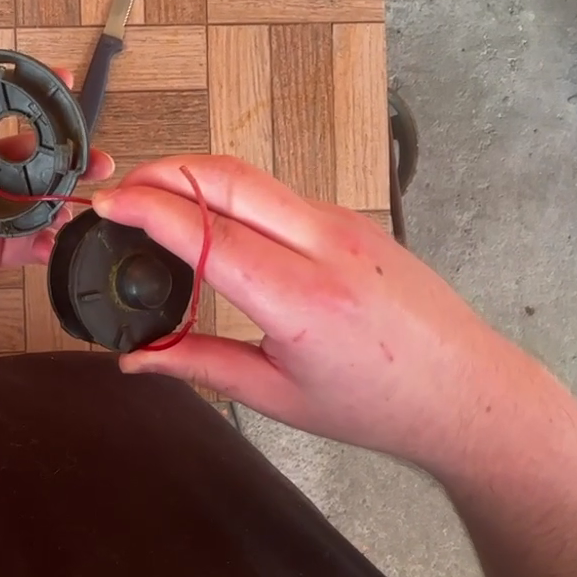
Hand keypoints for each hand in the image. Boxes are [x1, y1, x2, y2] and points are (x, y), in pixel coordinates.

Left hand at [0, 87, 114, 333]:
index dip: (26, 100)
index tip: (57, 83)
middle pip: (29, 157)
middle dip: (66, 150)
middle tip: (92, 151)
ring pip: (36, 199)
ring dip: (66, 193)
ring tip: (89, 190)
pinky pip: (26, 246)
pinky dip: (48, 243)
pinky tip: (59, 239)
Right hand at [91, 156, 541, 471]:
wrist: (470, 392)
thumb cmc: (378, 405)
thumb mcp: (275, 395)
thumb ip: (196, 364)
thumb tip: (134, 358)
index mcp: (300, 300)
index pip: (205, 231)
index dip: (146, 210)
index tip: (106, 207)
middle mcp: (322, 245)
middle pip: (225, 177)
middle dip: (160, 171)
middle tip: (119, 191)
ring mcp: (341, 223)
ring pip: (249, 176)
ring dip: (192, 176)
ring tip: (152, 201)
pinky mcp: (349, 218)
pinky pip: (274, 191)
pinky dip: (226, 192)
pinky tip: (207, 218)